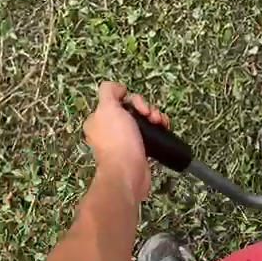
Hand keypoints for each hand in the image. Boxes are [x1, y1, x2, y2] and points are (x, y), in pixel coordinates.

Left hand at [83, 81, 166, 201]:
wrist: (128, 172)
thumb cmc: (117, 140)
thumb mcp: (107, 108)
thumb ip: (109, 91)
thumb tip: (119, 89)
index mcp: (98, 120)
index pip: (116, 100)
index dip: (129, 99)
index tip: (137, 106)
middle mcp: (109, 130)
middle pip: (131, 109)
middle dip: (145, 108)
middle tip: (150, 115)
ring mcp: (123, 141)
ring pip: (142, 119)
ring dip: (154, 116)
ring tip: (160, 123)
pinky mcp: (137, 150)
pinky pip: (148, 133)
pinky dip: (157, 128)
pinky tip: (164, 128)